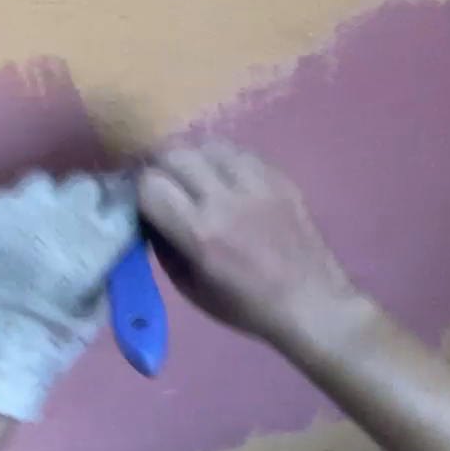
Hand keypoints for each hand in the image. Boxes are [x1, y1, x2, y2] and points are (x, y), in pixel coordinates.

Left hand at [0, 171, 137, 420]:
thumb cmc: (53, 339)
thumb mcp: (101, 303)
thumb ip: (114, 259)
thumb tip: (121, 228)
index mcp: (95, 240)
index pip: (125, 196)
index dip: (123, 203)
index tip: (118, 213)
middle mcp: (58, 215)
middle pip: (85, 185)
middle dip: (86, 202)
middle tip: (77, 226)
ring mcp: (17, 209)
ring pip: (45, 183)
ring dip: (49, 201)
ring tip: (41, 229)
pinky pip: (9, 194)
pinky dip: (17, 210)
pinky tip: (12, 235)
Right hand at [138, 142, 366, 348]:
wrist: (312, 304)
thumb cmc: (244, 306)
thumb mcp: (189, 288)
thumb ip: (163, 246)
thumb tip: (147, 215)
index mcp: (200, 234)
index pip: (150, 184)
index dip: (137, 189)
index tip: (139, 200)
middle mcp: (225, 200)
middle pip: (174, 153)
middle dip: (158, 165)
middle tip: (159, 181)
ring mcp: (256, 184)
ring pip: (207, 144)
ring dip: (191, 157)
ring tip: (191, 176)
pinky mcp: (279, 178)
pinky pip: (240, 152)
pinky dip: (222, 160)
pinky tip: (224, 178)